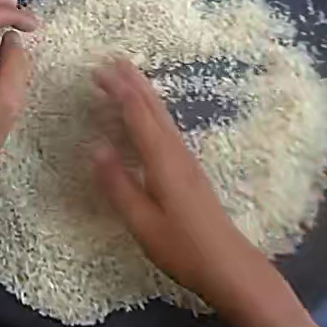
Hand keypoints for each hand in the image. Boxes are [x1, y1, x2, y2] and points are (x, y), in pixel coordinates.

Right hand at [90, 57, 278, 313]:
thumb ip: (119, 184)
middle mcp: (175, 151)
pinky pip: (165, 125)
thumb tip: (95, 146)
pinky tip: (147, 113)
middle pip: (152, 106)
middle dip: (131, 81)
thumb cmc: (183, 248)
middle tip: (111, 59)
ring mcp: (185, 158)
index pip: (137, 115)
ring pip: (161, 114)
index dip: (118, 90)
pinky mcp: (188, 168)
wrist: (231, 267)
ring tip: (127, 74)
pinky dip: (150, 108)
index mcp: (162, 160)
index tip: (98, 70)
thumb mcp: (142, 222)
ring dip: (142, 91)